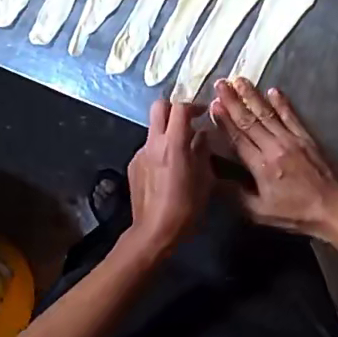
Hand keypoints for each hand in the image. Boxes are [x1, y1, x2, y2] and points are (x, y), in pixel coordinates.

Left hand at [122, 99, 213, 258]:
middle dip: (173, 108)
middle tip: (187, 121)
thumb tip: (202, 135)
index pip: (179, 108)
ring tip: (181, 151)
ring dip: (167, 132)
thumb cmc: (185, 207)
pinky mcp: (133, 165)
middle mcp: (153, 143)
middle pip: (158, 107)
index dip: (192, 106)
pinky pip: (148, 148)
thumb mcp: (204, 180)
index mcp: (173, 144)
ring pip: (153, 129)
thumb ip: (202, 152)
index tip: (202, 113)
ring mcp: (140, 153)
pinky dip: (159, 150)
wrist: (153, 230)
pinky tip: (167, 170)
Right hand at [209, 79, 337, 233]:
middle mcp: (274, 147)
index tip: (214, 104)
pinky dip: (282, 103)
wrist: (332, 209)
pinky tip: (273, 90)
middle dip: (233, 101)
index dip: (225, 120)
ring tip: (240, 80)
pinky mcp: (306, 138)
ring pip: (267, 114)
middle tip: (221, 83)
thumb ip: (236, 194)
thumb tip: (215, 179)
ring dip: (252, 96)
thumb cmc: (294, 213)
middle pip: (250, 120)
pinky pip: (291, 116)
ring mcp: (291, 140)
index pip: (238, 138)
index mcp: (261, 166)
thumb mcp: (259, 212)